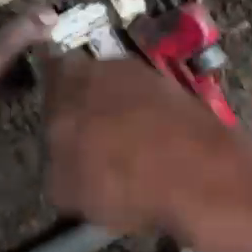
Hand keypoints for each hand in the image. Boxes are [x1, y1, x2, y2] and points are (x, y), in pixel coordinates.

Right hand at [41, 48, 251, 241]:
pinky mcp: (181, 91)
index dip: (52, 103)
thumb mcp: (64, 188)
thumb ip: (53, 164)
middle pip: (87, 81)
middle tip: (90, 145)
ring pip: (122, 94)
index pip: (48, 75)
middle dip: (87, 107)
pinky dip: (152, 128)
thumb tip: (60, 161)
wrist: (202, 180)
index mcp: (66, 77)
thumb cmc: (120, 181)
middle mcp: (104, 64)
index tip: (57, 129)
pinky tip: (157, 159)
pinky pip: (154, 109)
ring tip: (127, 157)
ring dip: (122, 116)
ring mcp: (146, 73)